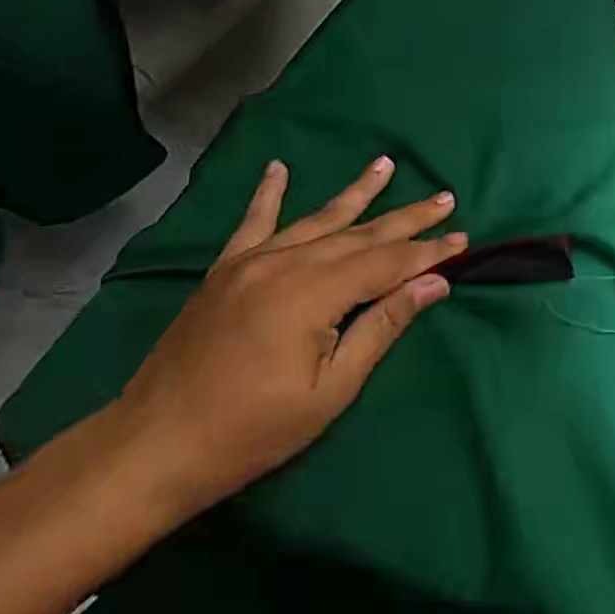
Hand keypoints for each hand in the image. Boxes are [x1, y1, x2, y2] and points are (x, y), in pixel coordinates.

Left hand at [105, 157, 462, 511]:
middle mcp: (284, 264)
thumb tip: (433, 284)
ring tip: (385, 164)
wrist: (151, 449)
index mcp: (311, 294)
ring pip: (317, 219)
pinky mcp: (224, 270)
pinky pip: (253, 223)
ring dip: (357, 194)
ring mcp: (250, 263)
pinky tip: (278, 168)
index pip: (387, 263)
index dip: (428, 253)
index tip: (464, 239)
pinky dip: (269, 194)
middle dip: (407, 217)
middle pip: (361, 234)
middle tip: (446, 198)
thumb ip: (382, 327)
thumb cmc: (251, 430)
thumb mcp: (330, 390)